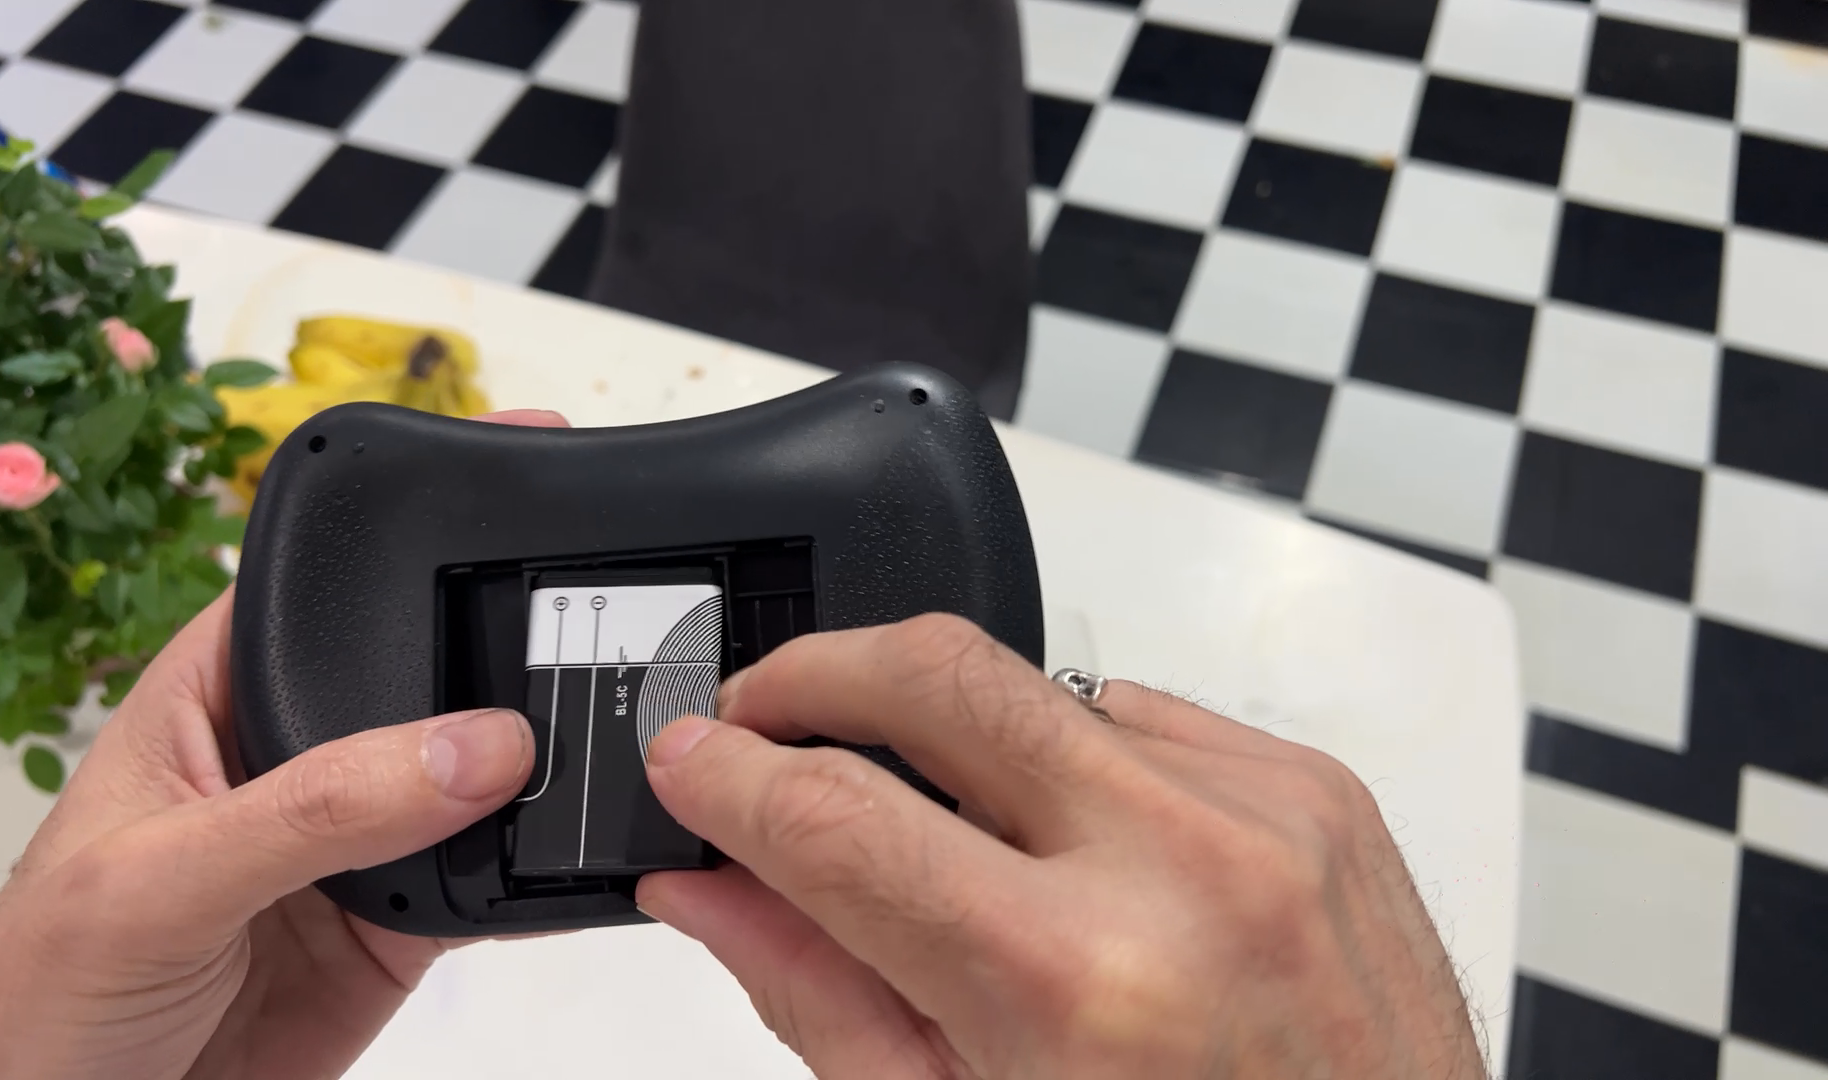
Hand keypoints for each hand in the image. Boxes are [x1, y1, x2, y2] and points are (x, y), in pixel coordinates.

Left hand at [0, 410, 567, 1079]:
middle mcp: (333, 731)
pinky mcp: (430, 888)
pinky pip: (516, 842)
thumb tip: (483, 745)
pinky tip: (606, 809)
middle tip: (618, 599)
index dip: (439, 509)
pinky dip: (563, 830)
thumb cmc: (39, 1009)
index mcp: (244, 681)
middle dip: (530, 626)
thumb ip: (316, 808)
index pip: (353, 570)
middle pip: (453, 653)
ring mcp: (390, 810)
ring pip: (499, 748)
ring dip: (560, 734)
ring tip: (634, 704)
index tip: (533, 461)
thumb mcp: (154, 883)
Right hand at [637, 615, 1486, 1078]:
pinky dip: (1065, 757)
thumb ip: (813, 988)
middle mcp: (1184, 866)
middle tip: (763, 706)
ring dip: (949, 730)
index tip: (688, 754)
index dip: (731, 775)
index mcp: (1081, 993)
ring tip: (948, 820)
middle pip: (935, 669)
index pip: (838, 821)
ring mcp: (1259, 802)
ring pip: (1025, 682)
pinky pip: (1126, 714)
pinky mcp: (1303, 777)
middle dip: (817, 668)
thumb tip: (707, 880)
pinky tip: (1082, 842)